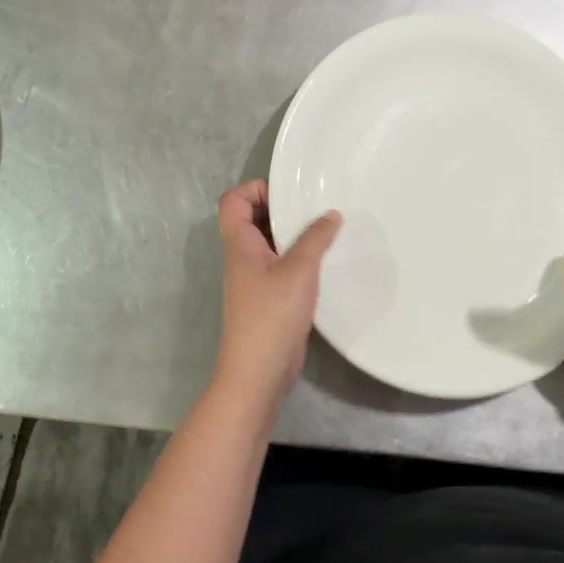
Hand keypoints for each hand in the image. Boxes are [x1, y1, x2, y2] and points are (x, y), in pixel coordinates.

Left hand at [213, 180, 341, 405]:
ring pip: (272, 244)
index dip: (255, 189)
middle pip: (253, 219)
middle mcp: (244, 259)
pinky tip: (327, 263)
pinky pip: (284, 267)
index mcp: (240, 246)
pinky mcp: (271, 299)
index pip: (232, 202)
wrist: (259, 373)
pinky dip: (302, 259)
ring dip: (296, 235)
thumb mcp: (299, 270)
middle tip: (315, 209)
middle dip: (282, 209)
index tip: (288, 194)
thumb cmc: (272, 316)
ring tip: (327, 232)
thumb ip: (315, 238)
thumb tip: (330, 214)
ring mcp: (257, 280)